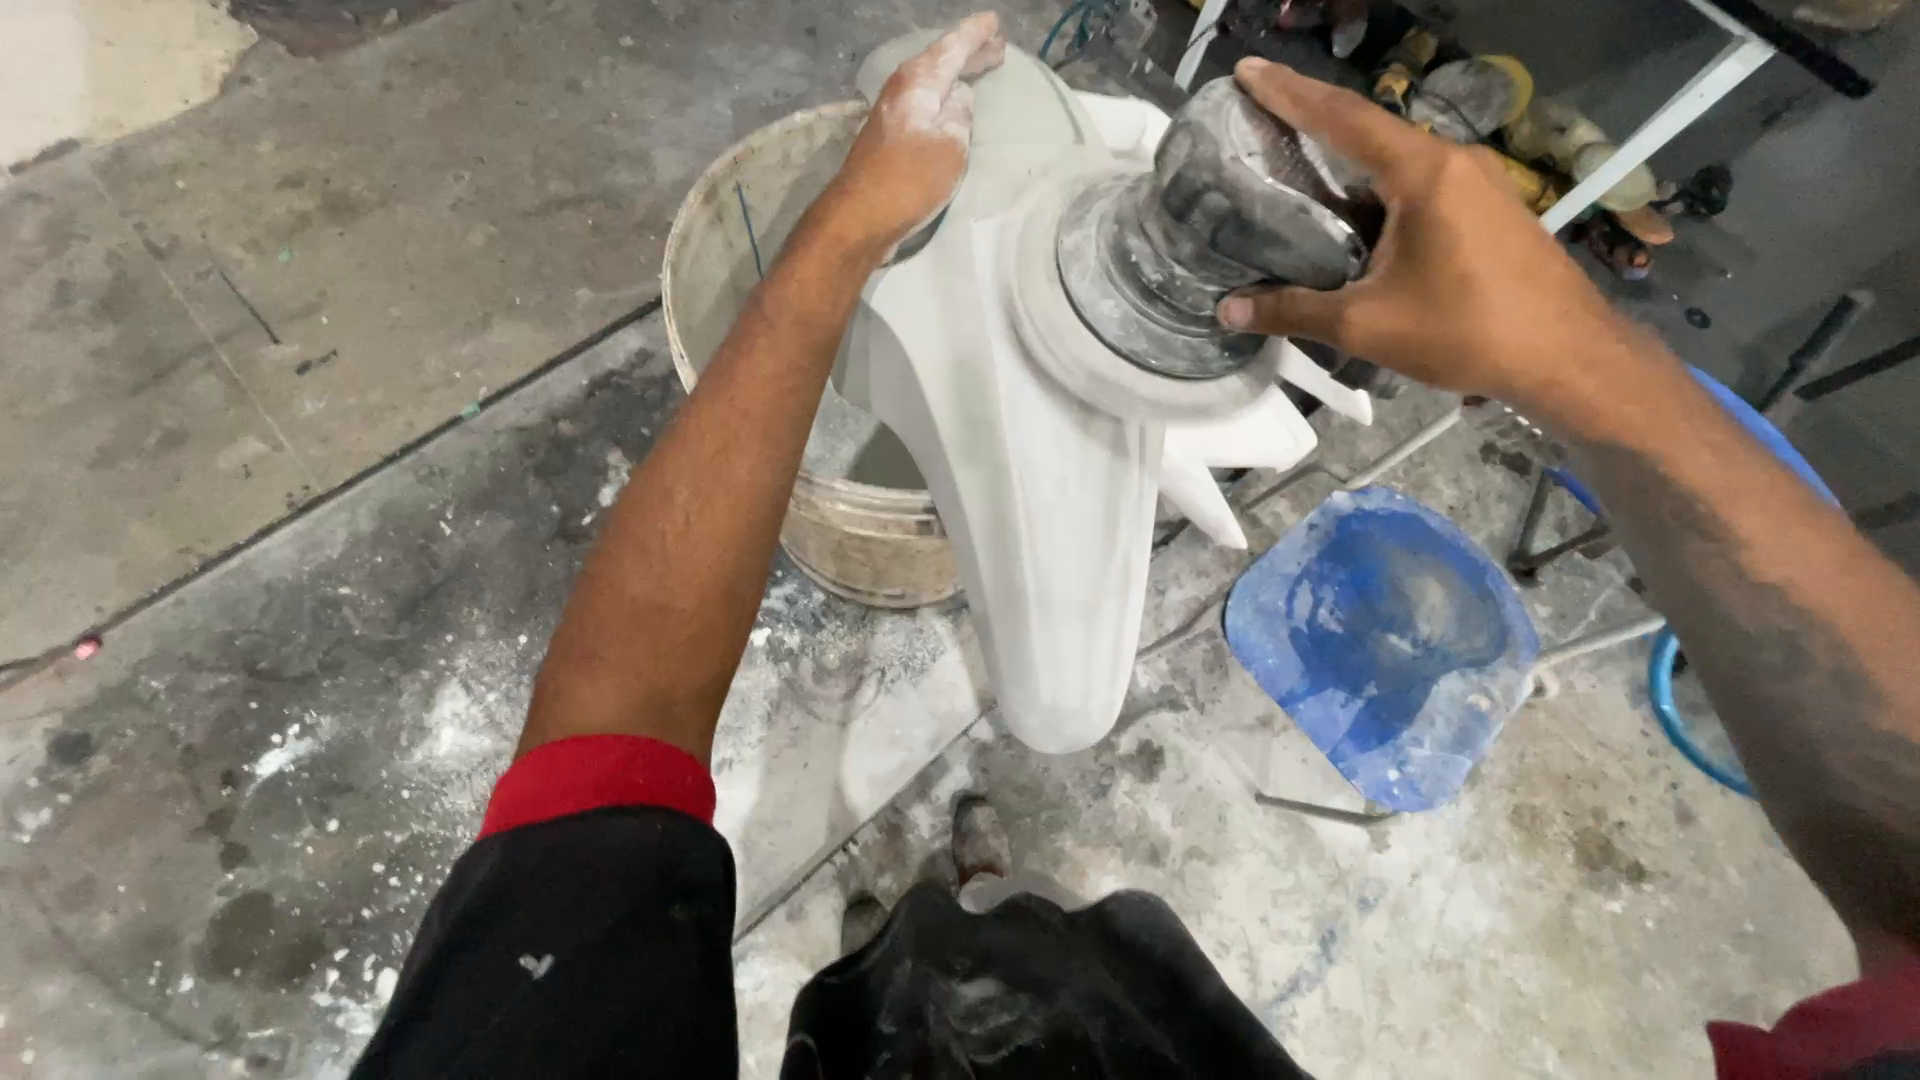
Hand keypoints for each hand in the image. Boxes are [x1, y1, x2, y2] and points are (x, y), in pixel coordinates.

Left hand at [821, 13, 1006, 252]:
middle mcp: (901, 88)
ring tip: (978, 70)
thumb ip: (960, 115)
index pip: (953, 47)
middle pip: (940, 62)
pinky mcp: (888, 138)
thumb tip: (959, 98)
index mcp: (919, 81)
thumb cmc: (909, 180)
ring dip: (955, 75)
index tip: (994, 22)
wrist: (861, 217)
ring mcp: (891, 113)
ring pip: (931, 83)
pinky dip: (941, 98)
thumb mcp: (950, 146)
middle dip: (968, 53)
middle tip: (995, 46)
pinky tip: (949, 105)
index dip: (975, 35)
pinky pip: (923, 104)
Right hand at [1215, 58, 1643, 413]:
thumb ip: (1293, 311)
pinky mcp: (1485, 210)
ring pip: (1393, 162)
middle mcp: (1452, 162)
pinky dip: (1372, 193)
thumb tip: (1227, 310)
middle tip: (1260, 124)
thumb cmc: (1465, 330)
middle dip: (1311, 124)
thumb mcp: (1365, 325)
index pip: (1344, 118)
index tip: (1248, 71)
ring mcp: (1476, 183)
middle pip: (1368, 132)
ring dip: (1342, 165)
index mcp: (1423, 173)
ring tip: (1293, 174)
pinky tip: (1347, 219)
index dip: (1290, 93)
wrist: (1565, 356)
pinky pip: (1416, 187)